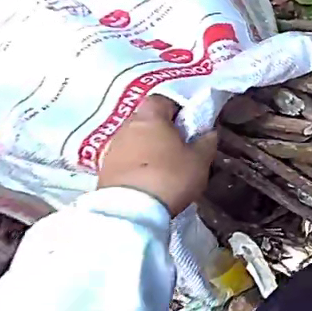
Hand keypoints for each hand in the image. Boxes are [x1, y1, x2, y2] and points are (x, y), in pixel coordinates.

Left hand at [97, 95, 218, 213]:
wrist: (131, 210)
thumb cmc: (170, 176)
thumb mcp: (200, 160)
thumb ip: (206, 142)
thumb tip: (209, 132)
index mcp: (150, 117)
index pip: (161, 100)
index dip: (176, 109)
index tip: (188, 125)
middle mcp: (126, 126)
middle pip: (145, 120)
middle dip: (160, 130)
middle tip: (178, 147)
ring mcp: (111, 148)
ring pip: (133, 140)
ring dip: (146, 149)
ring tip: (162, 167)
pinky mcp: (102, 170)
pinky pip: (124, 160)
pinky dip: (135, 165)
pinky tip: (147, 180)